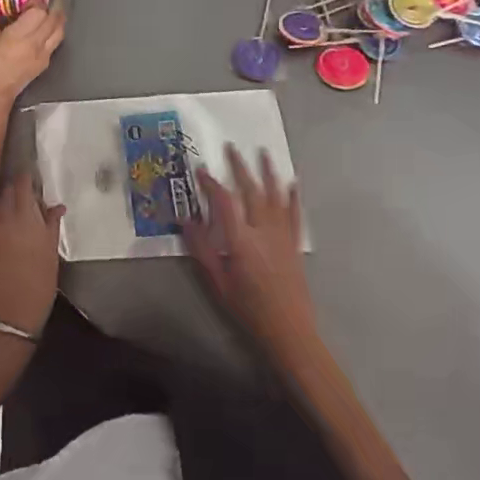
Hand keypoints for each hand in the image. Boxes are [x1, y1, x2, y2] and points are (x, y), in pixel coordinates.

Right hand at [0, 5, 65, 104]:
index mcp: (18, 37)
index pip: (39, 12)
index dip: (36, 2)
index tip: (28, 0)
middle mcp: (35, 44)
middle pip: (54, 18)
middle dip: (51, 5)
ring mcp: (44, 54)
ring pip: (60, 30)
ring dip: (57, 17)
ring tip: (49, 10)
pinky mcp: (46, 62)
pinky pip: (56, 41)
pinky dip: (54, 30)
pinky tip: (45, 28)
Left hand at [0, 175, 64, 336]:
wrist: (11, 312)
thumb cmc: (39, 282)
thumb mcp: (52, 252)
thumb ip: (52, 225)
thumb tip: (56, 206)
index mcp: (24, 215)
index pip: (22, 182)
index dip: (28, 176)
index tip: (37, 175)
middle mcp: (3, 216)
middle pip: (7, 189)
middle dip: (19, 186)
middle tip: (34, 192)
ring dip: (8, 199)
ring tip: (23, 207)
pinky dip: (0, 213)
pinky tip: (12, 222)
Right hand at [183, 144, 316, 356]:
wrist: (290, 331)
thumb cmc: (248, 309)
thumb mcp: (217, 282)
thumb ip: (201, 249)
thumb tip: (185, 220)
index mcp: (241, 241)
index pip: (224, 202)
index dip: (211, 183)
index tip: (200, 170)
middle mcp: (264, 232)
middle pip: (252, 191)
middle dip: (240, 167)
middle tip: (231, 148)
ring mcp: (283, 236)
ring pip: (275, 196)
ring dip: (268, 172)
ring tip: (263, 153)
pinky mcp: (295, 244)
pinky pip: (294, 214)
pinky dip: (293, 196)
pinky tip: (292, 183)